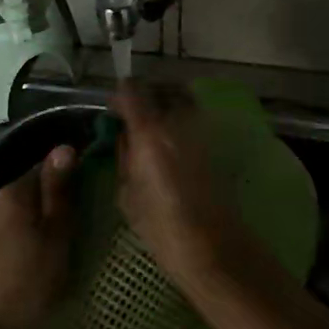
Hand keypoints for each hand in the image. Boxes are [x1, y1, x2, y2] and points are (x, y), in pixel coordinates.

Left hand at [0, 145, 77, 328]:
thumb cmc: (28, 284)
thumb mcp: (57, 236)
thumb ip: (59, 190)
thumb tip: (65, 146)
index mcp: (12, 192)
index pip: (46, 168)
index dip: (65, 183)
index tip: (79, 204)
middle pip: (26, 189)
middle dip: (45, 203)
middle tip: (65, 232)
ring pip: (11, 210)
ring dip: (27, 221)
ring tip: (43, 249)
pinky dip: (11, 237)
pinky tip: (19, 261)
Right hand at [114, 81, 240, 276]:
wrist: (210, 242)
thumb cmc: (160, 226)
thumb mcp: (127, 194)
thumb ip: (124, 157)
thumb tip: (124, 135)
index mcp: (150, 132)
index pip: (134, 90)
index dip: (121, 94)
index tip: (114, 109)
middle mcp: (178, 121)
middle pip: (162, 87)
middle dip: (145, 92)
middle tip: (133, 110)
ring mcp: (201, 127)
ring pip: (183, 95)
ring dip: (166, 99)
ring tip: (153, 119)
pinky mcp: (214, 139)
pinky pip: (195, 112)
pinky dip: (181, 112)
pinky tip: (171, 134)